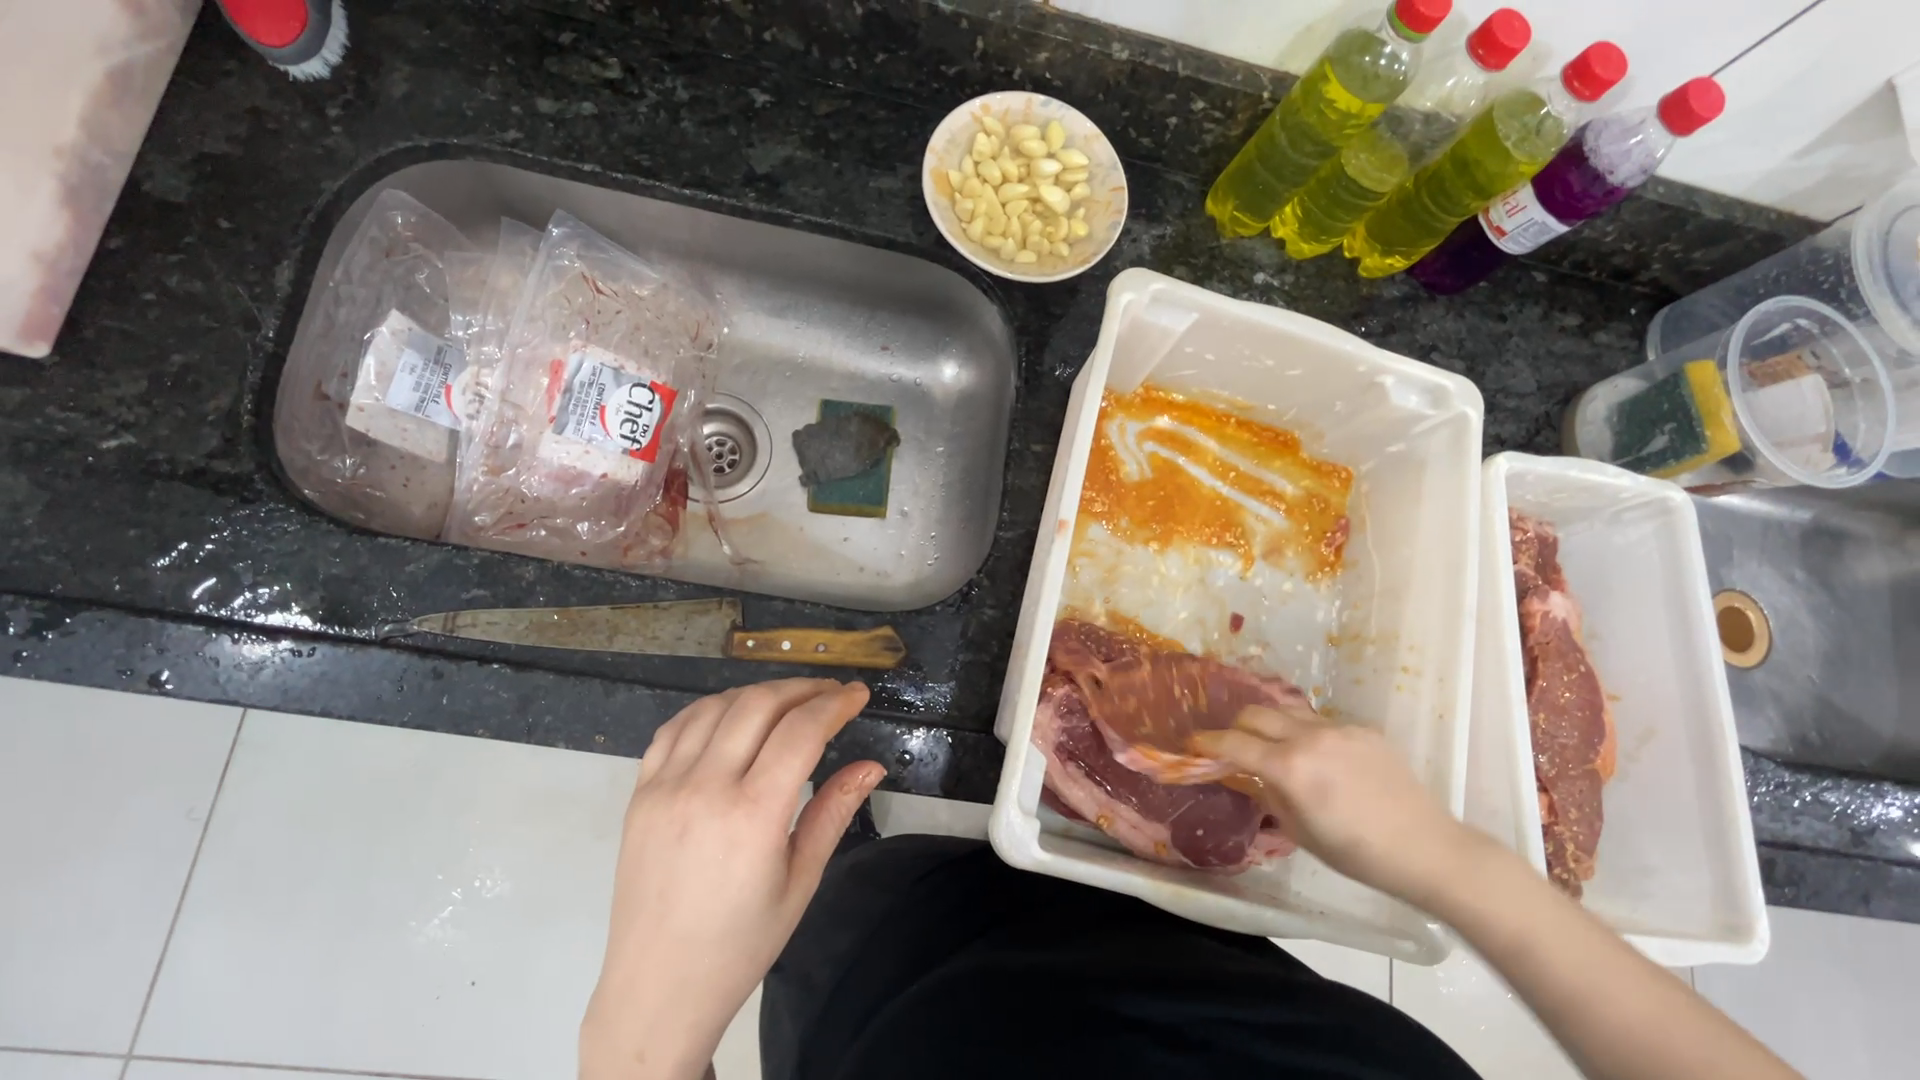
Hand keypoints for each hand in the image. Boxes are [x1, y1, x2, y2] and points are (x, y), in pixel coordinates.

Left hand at [580, 679, 884, 1079]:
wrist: (658, 985)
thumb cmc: (740, 943)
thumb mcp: (800, 881)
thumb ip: (833, 812)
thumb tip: (872, 766)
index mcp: (753, 814)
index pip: (801, 731)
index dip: (835, 703)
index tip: (858, 694)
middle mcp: (706, 787)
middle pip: (759, 704)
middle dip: (802, 690)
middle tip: (830, 694)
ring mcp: (665, 786)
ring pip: (716, 707)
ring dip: (758, 694)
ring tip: (788, 702)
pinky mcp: (640, 793)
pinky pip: (675, 729)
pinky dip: (710, 710)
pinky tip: (732, 716)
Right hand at [1192, 703, 1478, 906]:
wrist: (1426, 849)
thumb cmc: (1356, 853)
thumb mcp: (1300, 831)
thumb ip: (1270, 794)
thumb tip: (1255, 774)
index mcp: (1290, 767)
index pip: (1234, 743)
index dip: (1207, 742)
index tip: (1193, 743)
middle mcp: (1311, 738)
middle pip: (1257, 713)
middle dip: (1236, 726)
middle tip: (1231, 744)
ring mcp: (1340, 729)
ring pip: (1289, 713)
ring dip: (1272, 726)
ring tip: (1272, 746)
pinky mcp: (1364, 731)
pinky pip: (1322, 724)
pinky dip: (1307, 735)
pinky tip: (1320, 761)